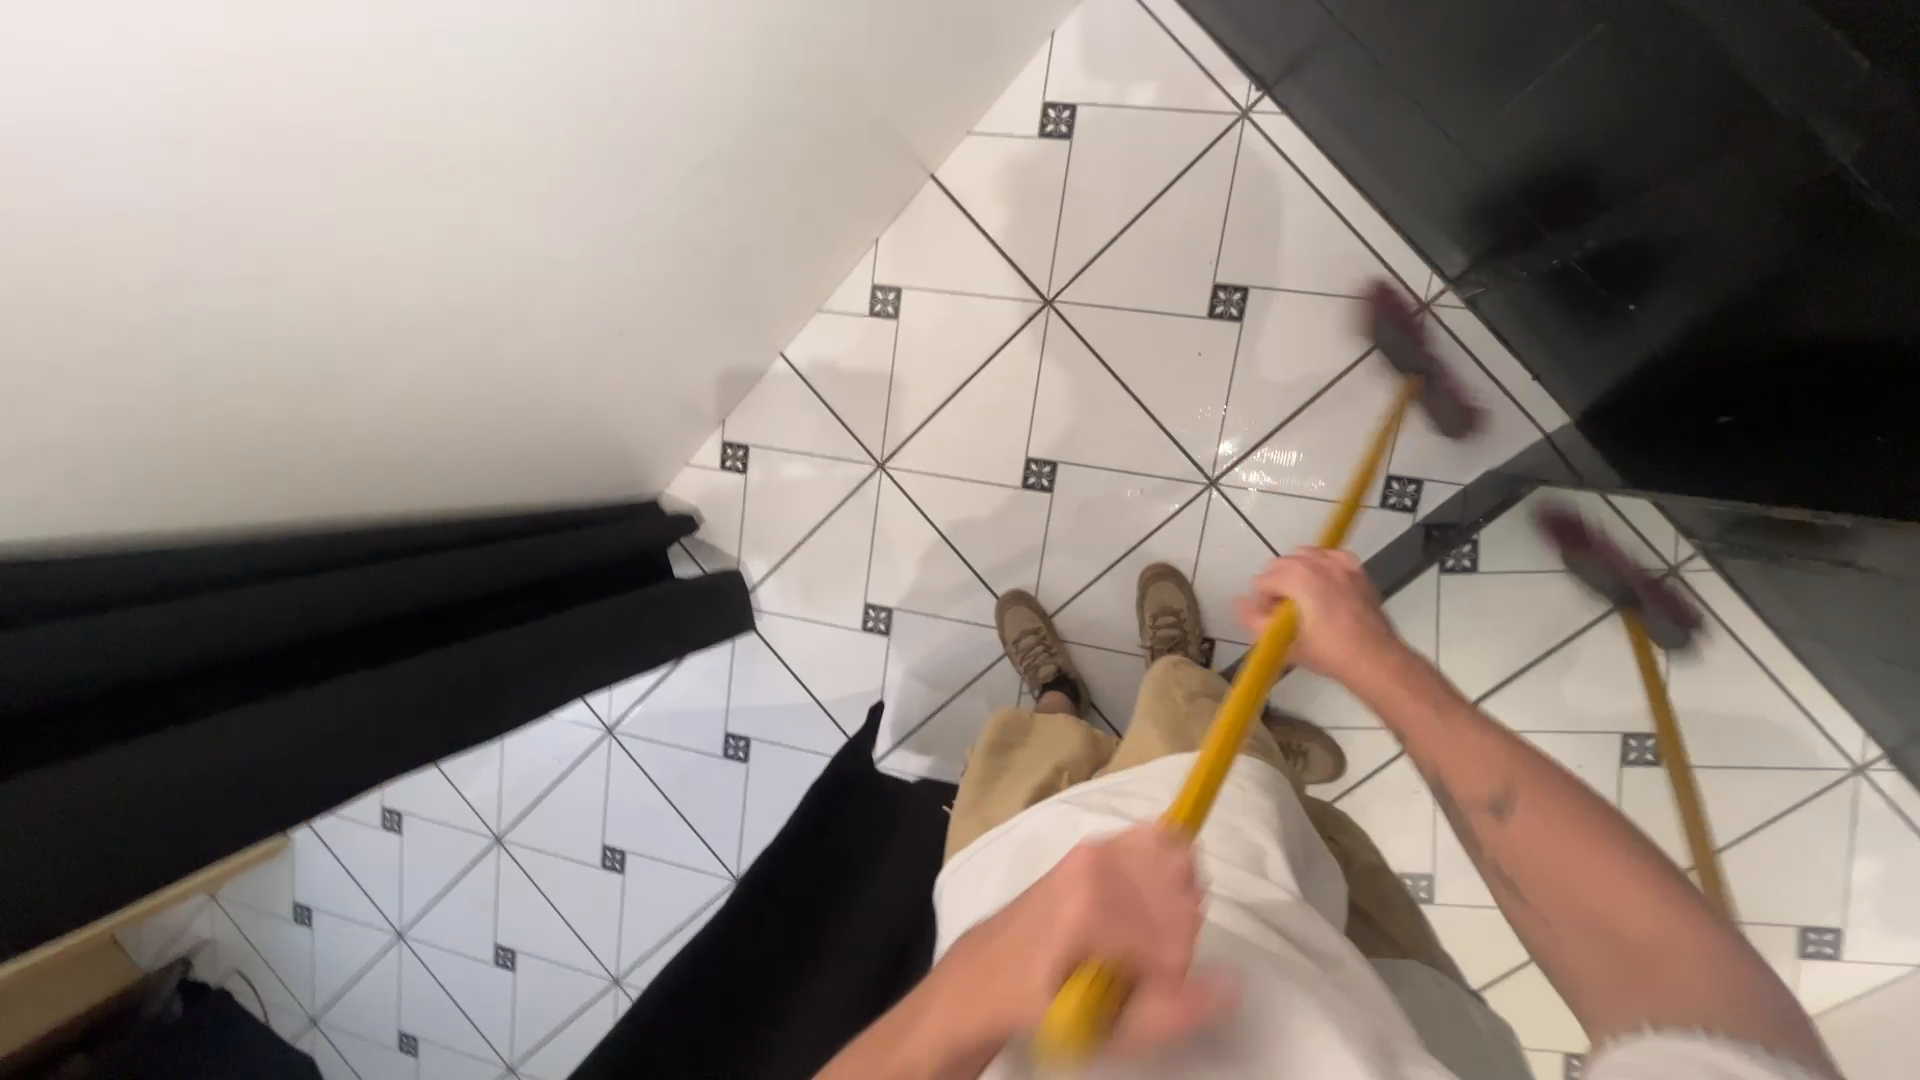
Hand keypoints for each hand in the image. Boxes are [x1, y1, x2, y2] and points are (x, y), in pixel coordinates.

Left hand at [934, 826, 1238, 1056]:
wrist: (992, 971)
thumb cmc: (1047, 1004)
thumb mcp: (1107, 1028)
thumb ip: (1173, 1010)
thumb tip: (1232, 984)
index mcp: (1095, 908)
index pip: (1180, 935)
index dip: (1175, 971)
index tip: (1149, 986)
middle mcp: (1097, 864)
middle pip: (1184, 893)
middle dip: (1178, 934)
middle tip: (1147, 962)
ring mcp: (1094, 847)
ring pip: (1178, 862)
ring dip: (1175, 901)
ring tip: (1146, 933)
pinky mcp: (1094, 843)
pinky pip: (1160, 838)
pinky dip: (1168, 866)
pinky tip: (1149, 898)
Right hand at [1235, 547, 1403, 683]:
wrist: (1374, 658)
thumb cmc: (1327, 652)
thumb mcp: (1283, 643)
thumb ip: (1254, 620)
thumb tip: (1238, 601)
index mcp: (1298, 578)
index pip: (1262, 581)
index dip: (1261, 602)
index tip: (1271, 621)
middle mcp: (1317, 563)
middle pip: (1279, 564)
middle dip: (1275, 585)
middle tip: (1283, 613)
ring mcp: (1340, 564)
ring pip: (1302, 555)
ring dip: (1294, 573)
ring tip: (1301, 598)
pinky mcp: (1356, 570)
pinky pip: (1329, 556)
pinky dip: (1320, 565)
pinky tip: (1322, 585)